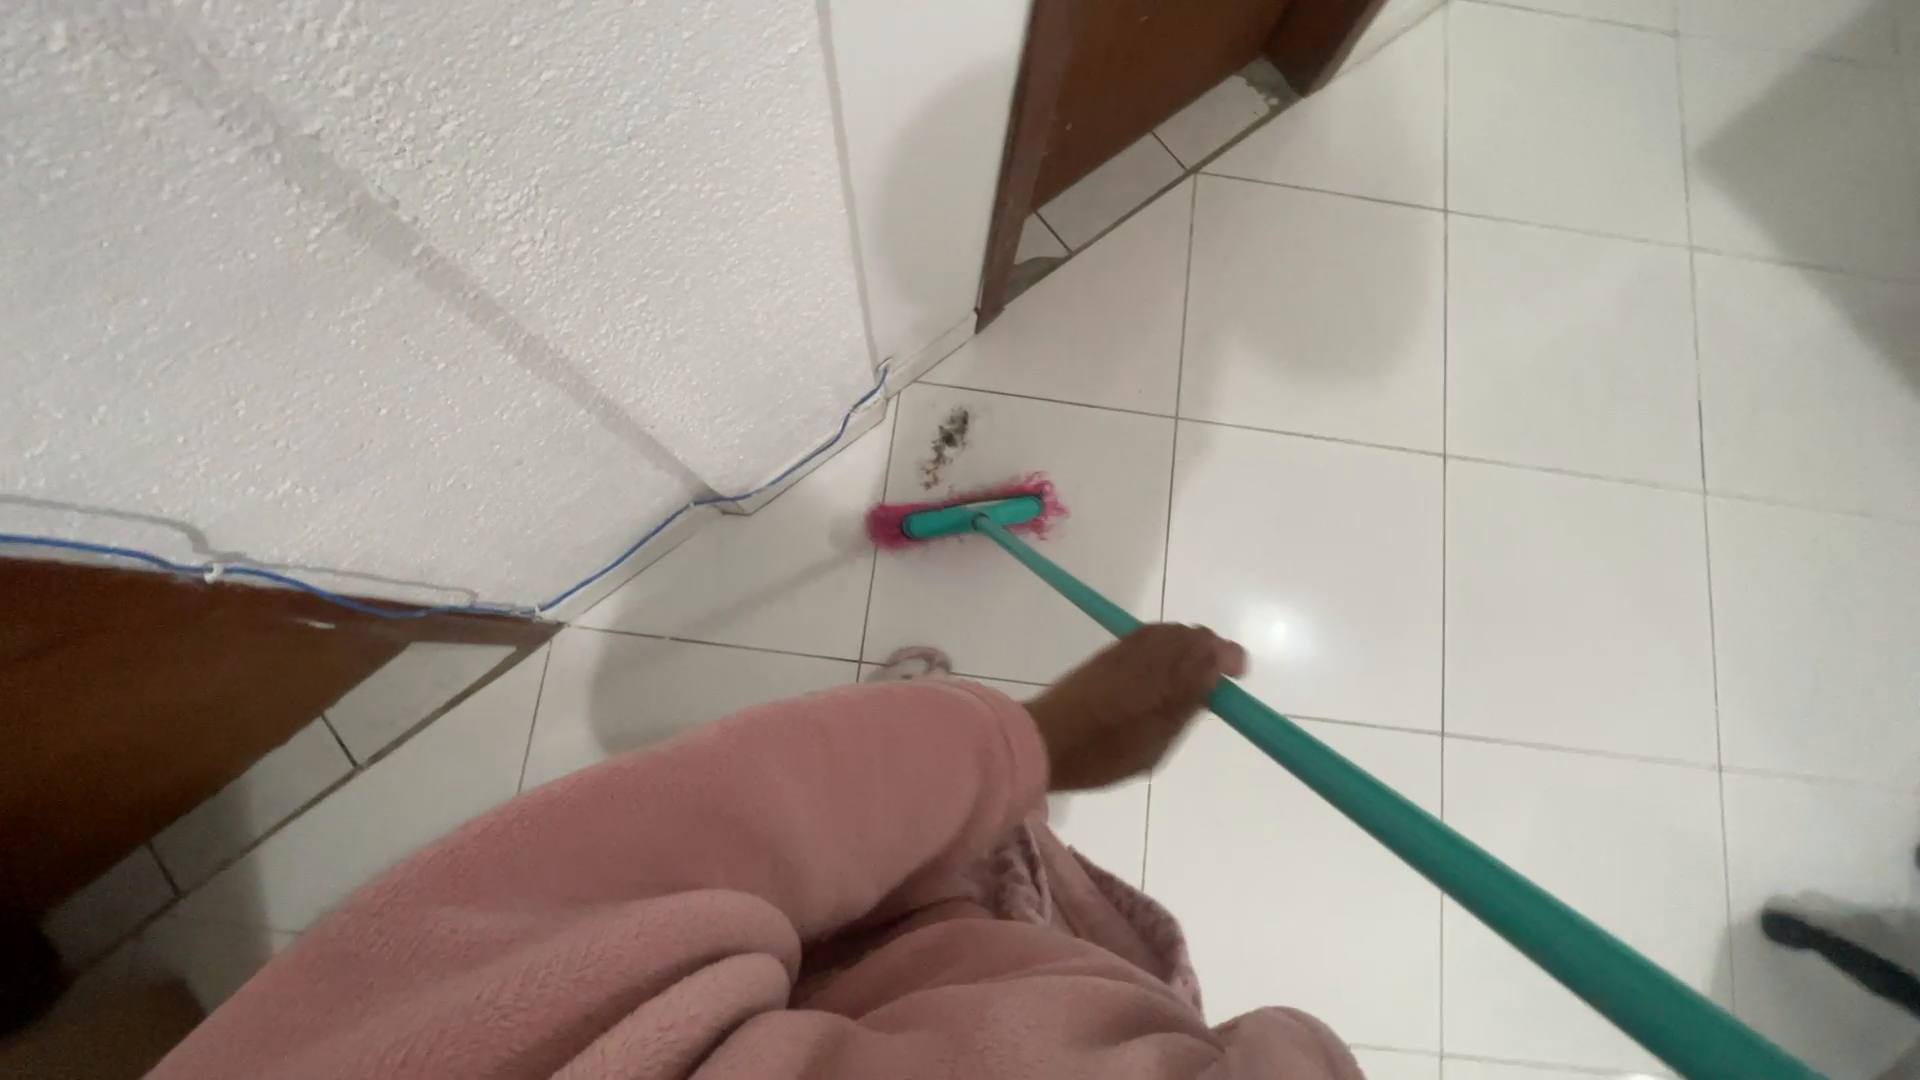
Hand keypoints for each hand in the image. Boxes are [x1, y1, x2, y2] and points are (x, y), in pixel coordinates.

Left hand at [1023, 624, 1246, 791]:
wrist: (1045, 740)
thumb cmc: (1101, 755)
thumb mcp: (1153, 746)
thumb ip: (1184, 709)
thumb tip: (1213, 679)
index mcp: (1164, 684)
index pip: (1210, 654)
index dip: (1230, 657)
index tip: (1238, 673)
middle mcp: (1148, 658)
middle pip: (1192, 636)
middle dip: (1212, 649)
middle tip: (1218, 674)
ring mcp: (1126, 651)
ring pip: (1170, 631)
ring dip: (1189, 642)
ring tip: (1193, 668)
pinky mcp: (1107, 652)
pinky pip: (1146, 634)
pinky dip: (1164, 640)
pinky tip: (1165, 659)